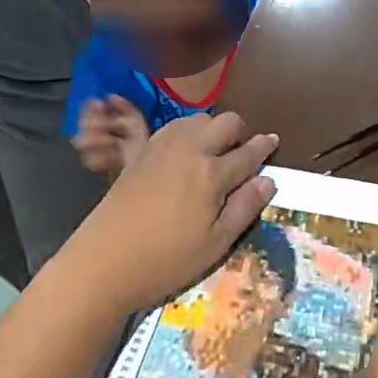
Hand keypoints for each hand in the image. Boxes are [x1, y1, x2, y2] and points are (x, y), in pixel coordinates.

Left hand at [52, 111, 277, 316]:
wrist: (105, 259)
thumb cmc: (166, 259)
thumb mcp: (215, 244)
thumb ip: (244, 208)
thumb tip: (268, 180)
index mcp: (213, 173)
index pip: (248, 152)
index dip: (264, 146)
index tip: (273, 141)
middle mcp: (191, 149)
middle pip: (226, 122)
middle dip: (240, 131)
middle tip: (243, 150)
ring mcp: (164, 145)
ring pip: (199, 118)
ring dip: (213, 127)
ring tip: (215, 150)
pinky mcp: (142, 150)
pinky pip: (173, 125)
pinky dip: (188, 130)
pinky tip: (186, 149)